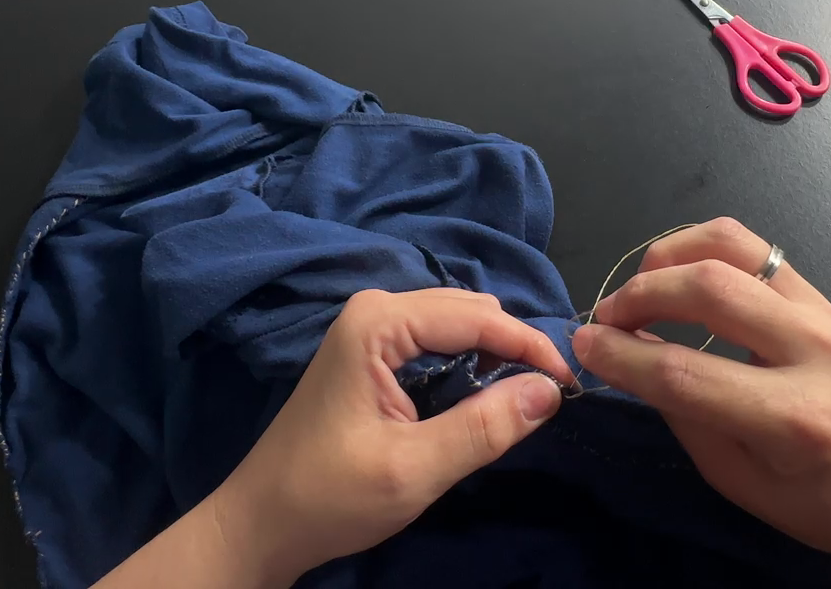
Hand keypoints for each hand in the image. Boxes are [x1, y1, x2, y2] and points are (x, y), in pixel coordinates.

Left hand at [209, 287, 568, 585]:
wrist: (262, 522)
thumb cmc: (329, 497)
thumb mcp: (414, 470)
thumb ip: (484, 428)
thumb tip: (550, 392)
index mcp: (379, 322)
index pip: (475, 316)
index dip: (527, 344)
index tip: (568, 383)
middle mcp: (377, 308)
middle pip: (468, 310)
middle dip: (512, 347)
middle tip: (547, 396)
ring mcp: (372, 324)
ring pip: (457, 322)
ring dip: (493, 354)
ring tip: (519, 399)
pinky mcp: (374, 346)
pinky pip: (438, 338)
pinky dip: (469, 361)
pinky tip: (479, 394)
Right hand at [570, 218, 830, 560]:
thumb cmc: (818, 498)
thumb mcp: (738, 480)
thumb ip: (681, 410)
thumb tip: (622, 352)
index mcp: (798, 420)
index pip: (687, 374)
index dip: (622, 357)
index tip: (583, 346)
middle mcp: (814, 351)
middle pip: (708, 291)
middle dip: (640, 297)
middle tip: (607, 318)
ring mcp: (819, 309)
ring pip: (727, 247)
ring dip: (665, 258)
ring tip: (639, 288)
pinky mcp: (814, 289)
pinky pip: (746, 242)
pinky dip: (696, 244)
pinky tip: (674, 269)